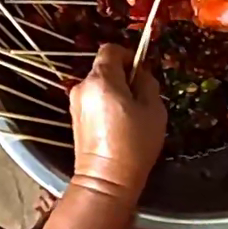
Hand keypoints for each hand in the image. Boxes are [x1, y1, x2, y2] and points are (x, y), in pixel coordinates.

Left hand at [69, 43, 166, 196]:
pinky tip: (117, 123)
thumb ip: (147, 82)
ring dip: (114, 90)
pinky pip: (92, 99)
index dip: (128, 55)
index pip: (110, 49)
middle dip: (122, 74)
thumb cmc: (134, 144)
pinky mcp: (74, 117)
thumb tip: (141, 71)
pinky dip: (104, 103)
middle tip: (141, 95)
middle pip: (103, 67)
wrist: (105, 179)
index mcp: (101, 79)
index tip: (141, 70)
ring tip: (131, 113)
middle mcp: (83, 86)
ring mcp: (75, 102)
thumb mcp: (153, 109)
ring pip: (98, 84)